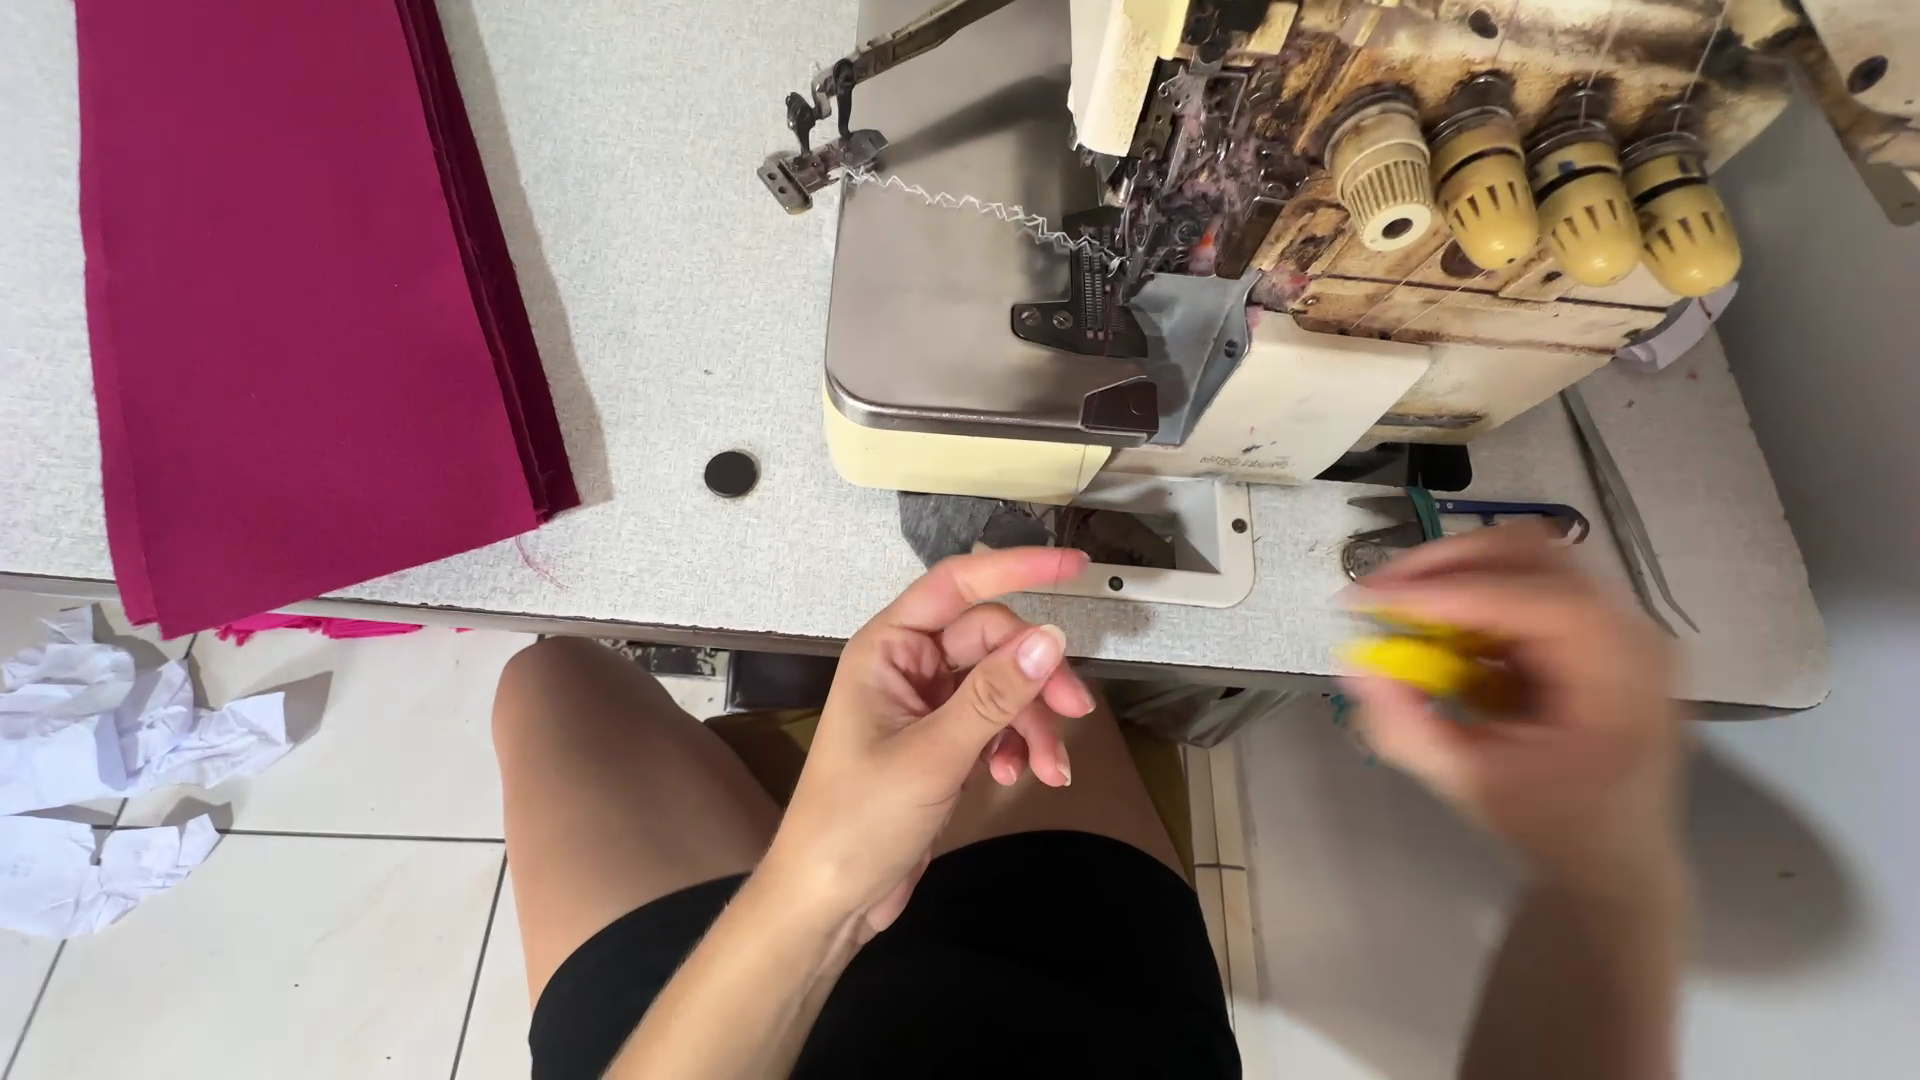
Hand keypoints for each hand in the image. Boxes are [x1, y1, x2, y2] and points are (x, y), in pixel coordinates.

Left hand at [760, 547, 1095, 939]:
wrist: (829, 900)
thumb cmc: (858, 820)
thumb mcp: (933, 755)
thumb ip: (994, 695)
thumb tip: (1051, 639)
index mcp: (889, 647)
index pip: (957, 585)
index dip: (1016, 568)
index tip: (1072, 564)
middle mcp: (908, 664)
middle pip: (991, 642)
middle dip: (1035, 677)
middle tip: (1076, 712)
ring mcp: (926, 703)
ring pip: (1000, 685)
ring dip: (1032, 721)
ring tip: (1052, 768)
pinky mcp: (942, 739)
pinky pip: (993, 721)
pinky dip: (1015, 743)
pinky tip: (1020, 774)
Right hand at [1342, 524, 1686, 891]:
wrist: (1614, 853)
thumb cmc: (1552, 824)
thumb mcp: (1469, 783)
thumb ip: (1406, 726)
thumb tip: (1352, 664)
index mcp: (1618, 675)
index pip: (1534, 599)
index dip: (1444, 591)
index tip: (1368, 601)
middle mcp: (1627, 630)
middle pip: (1528, 552)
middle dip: (1441, 564)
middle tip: (1377, 595)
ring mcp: (1611, 621)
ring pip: (1520, 554)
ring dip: (1450, 572)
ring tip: (1401, 610)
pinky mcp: (1585, 624)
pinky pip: (1516, 579)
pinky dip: (1464, 591)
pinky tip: (1436, 631)